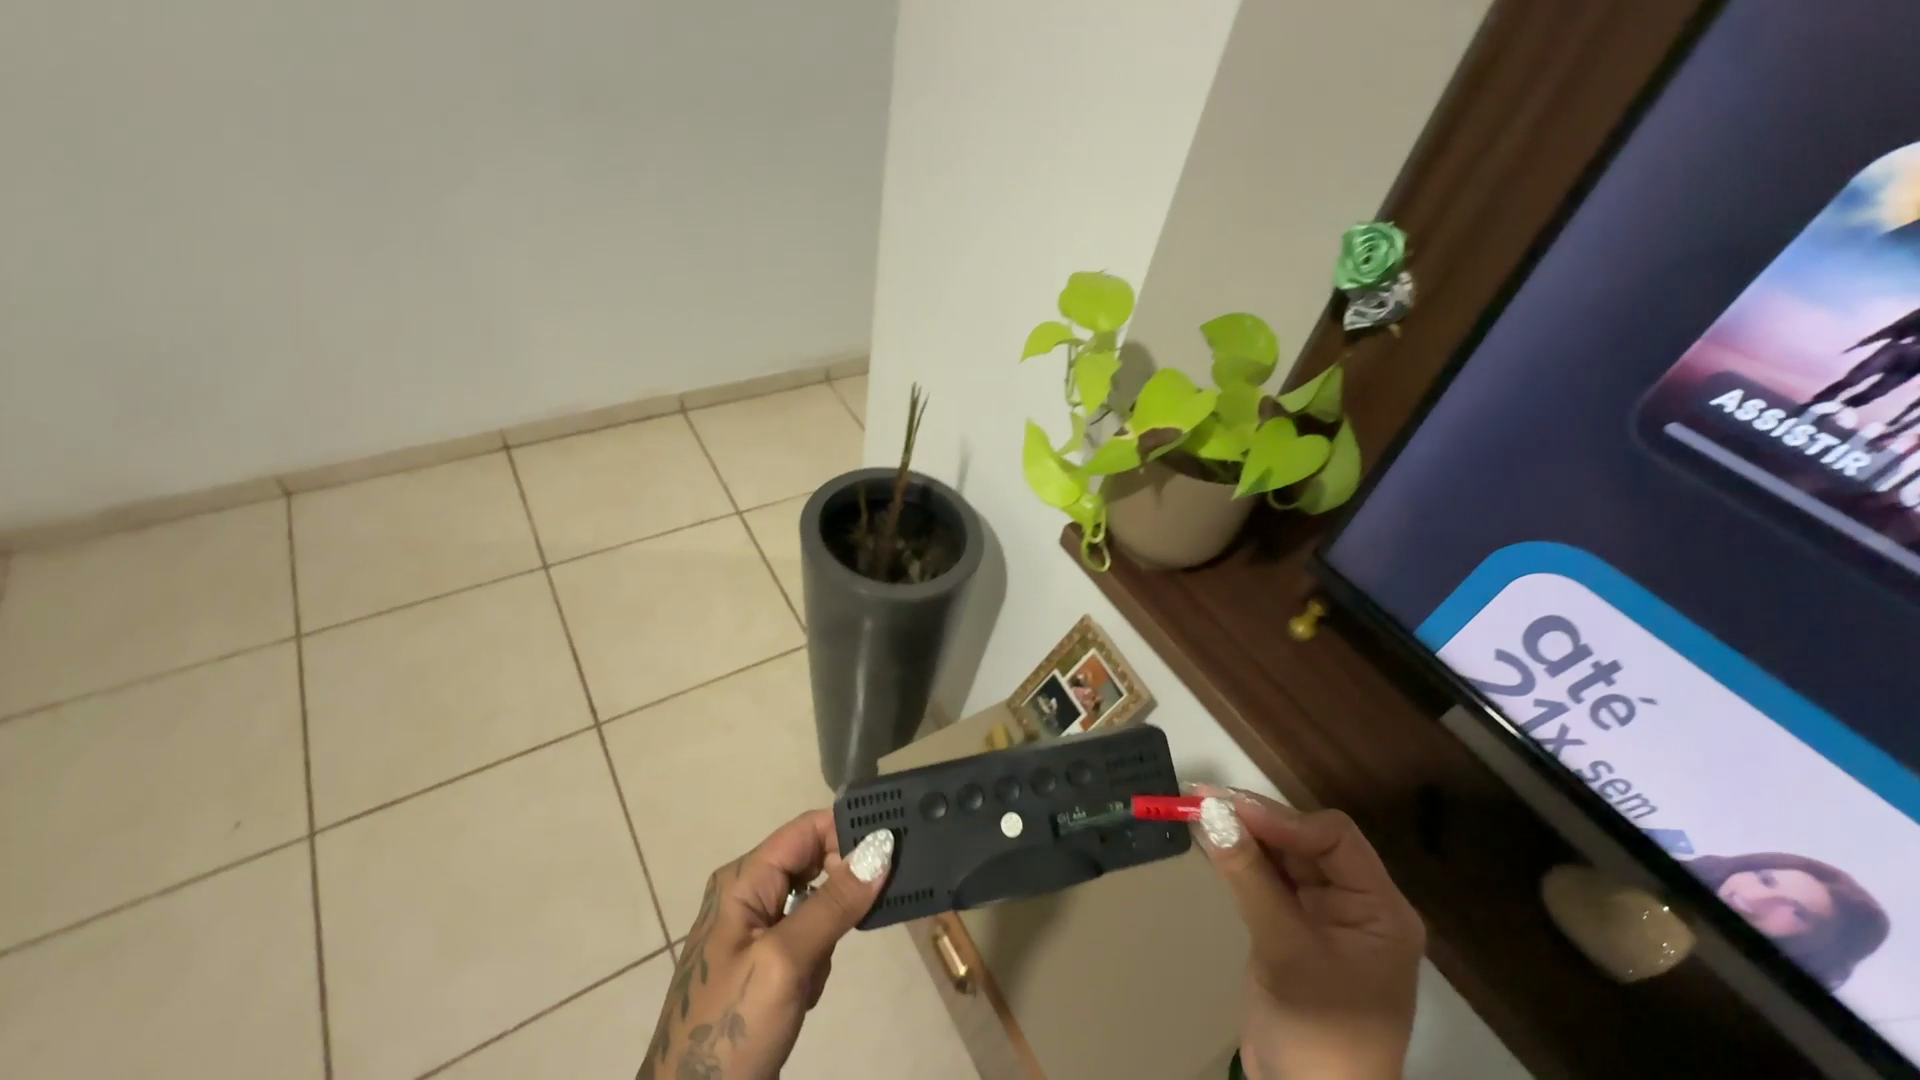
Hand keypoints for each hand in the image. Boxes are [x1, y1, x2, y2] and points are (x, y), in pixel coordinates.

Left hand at [637, 811, 895, 1079]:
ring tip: (811, 977)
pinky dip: (818, 962)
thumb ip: (833, 903)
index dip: (848, 832)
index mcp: (743, 880)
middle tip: (858, 923)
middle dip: (840, 892)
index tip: (892, 852)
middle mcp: (748, 894)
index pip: (807, 829)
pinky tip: (803, 995)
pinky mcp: (766, 964)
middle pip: (815, 863)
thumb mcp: (787, 960)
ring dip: (829, 935)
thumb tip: (881, 848)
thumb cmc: (732, 1025)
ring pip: (818, 905)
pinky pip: (810, 941)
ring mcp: (756, 931)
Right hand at [1191, 788, 1424, 1079]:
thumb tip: (1212, 817)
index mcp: (1380, 910)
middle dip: (1257, 820)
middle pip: (1308, 843)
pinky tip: (1214, 845)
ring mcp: (1325, 920)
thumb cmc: (1318, 1032)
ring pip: (1285, 860)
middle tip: (1201, 797)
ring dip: (1245, 837)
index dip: (1282, 818)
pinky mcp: (1295, 933)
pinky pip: (1270, 885)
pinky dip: (1242, 864)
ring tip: (1198, 812)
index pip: (1335, 839)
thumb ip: (1250, 880)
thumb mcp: (1284, 952)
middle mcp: (1358, 906)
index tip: (1229, 808)